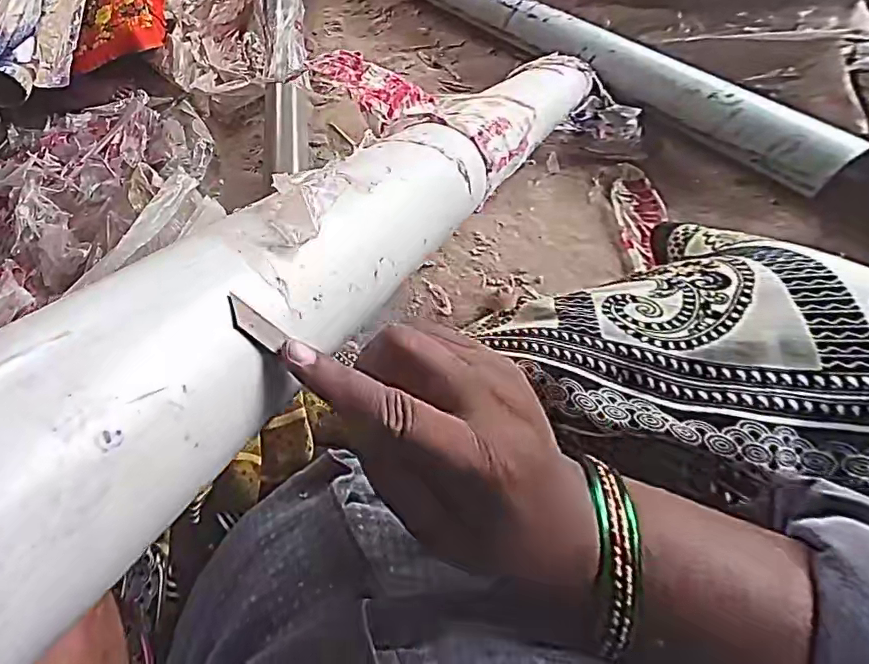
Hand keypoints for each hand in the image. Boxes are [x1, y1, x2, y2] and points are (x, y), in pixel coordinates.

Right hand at [281, 323, 597, 595]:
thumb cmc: (498, 537)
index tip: (294, 354)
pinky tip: (424, 386)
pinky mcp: (499, 357)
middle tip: (371, 399)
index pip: (396, 411)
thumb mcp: (434, 529)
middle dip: (368, 364)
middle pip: (403, 347)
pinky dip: (411, 353)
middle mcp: (492, 405)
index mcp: (476, 459)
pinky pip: (431, 332)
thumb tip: (346, 410)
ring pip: (413, 331)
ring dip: (388, 359)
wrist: (574, 523)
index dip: (340, 382)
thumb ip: (383, 466)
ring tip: (402, 396)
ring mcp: (500, 373)